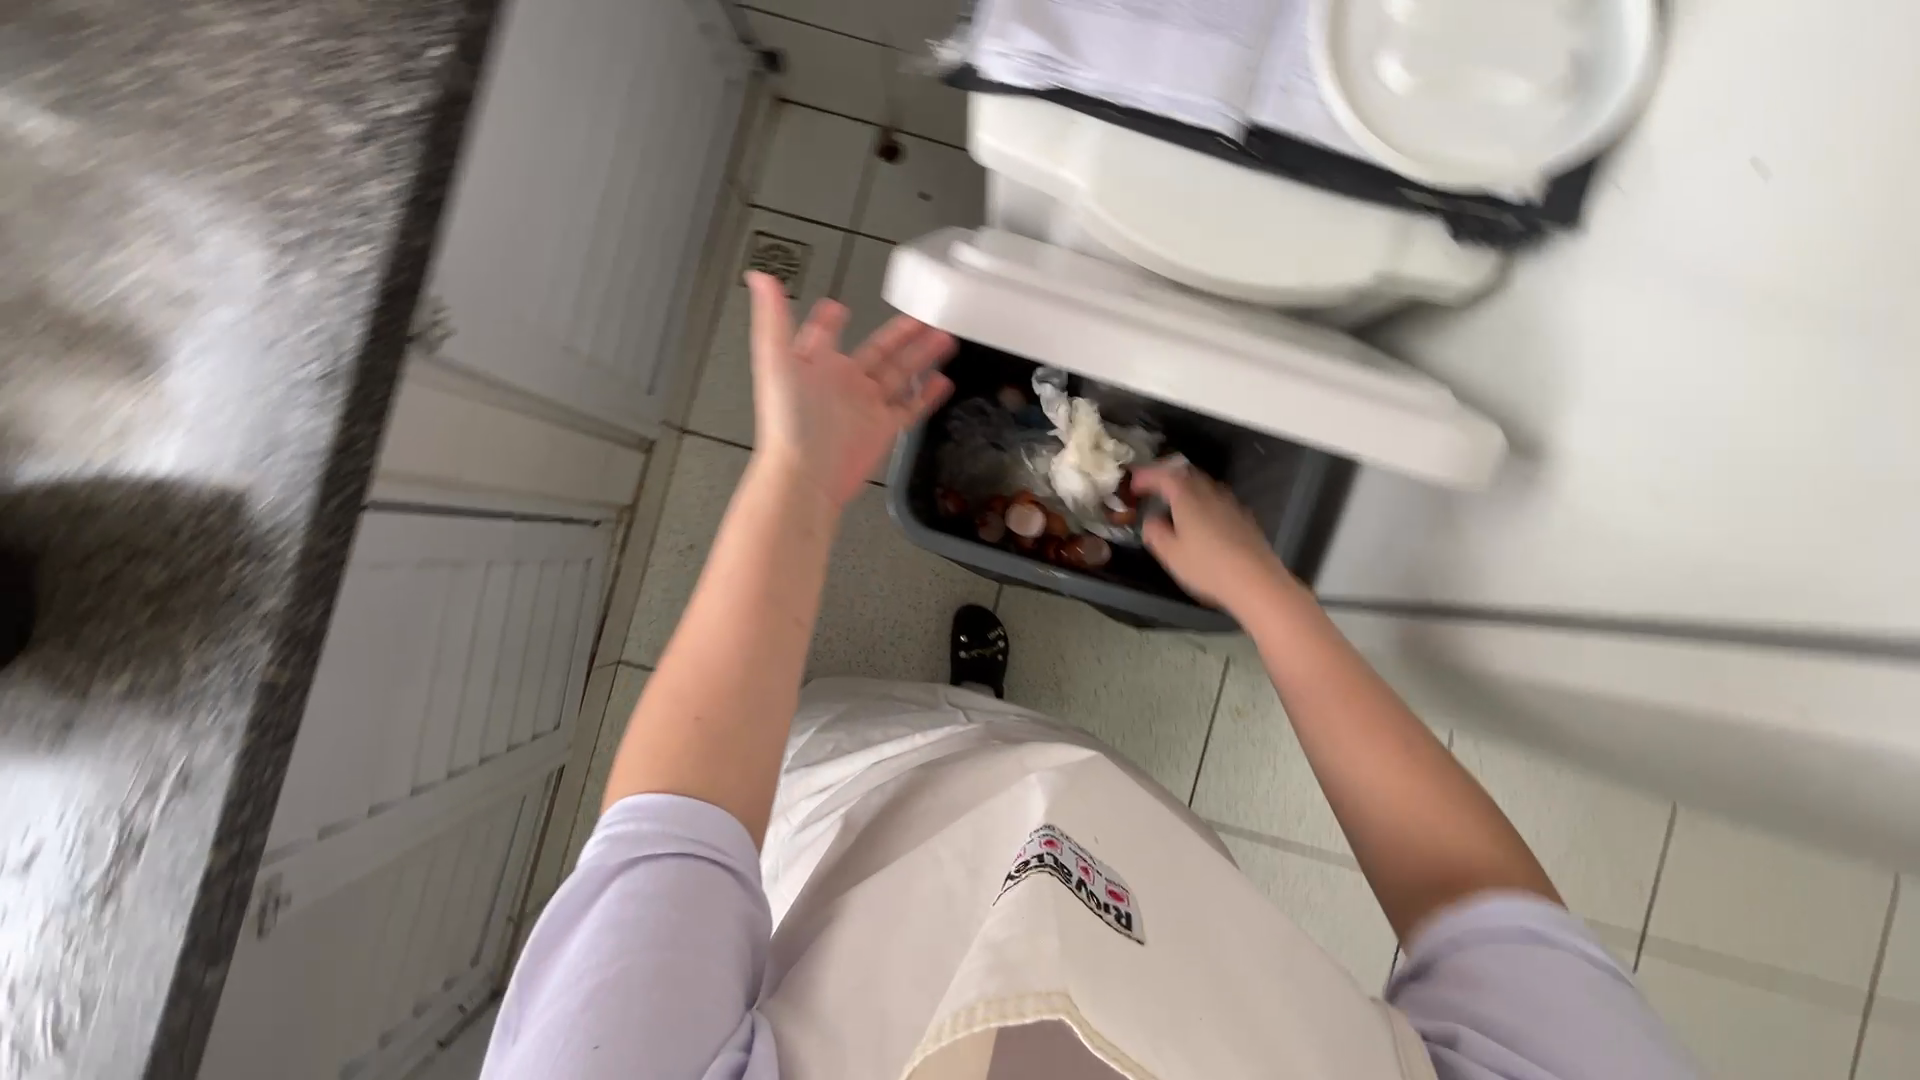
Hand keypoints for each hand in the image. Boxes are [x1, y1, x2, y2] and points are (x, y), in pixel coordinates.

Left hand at [746, 271, 955, 508]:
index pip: (826, 334)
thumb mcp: (775, 359)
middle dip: (899, 332)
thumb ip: (772, 317)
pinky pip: (910, 407)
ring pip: (900, 373)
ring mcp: (866, 405)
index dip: (831, 319)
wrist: (806, 473)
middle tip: (920, 316)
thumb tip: (760, 277)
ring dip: (922, 354)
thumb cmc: (787, 422)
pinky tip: (941, 380)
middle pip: (878, 350)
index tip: (839, 307)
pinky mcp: (884, 428)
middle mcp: (843, 383)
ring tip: (942, 337)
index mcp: (817, 364)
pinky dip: (928, 394)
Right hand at [1131, 458, 1296, 610]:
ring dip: (1186, 488)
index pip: (1163, 475)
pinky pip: (1217, 500)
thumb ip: (1155, 532)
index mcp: (1187, 498)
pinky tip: (1201, 520)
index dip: (1146, 476)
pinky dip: (1203, 502)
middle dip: (1167, 477)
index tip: (1133, 484)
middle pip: (1186, 474)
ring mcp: (1230, 504)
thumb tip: (1151, 521)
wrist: (1256, 582)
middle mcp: (1210, 493)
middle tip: (1152, 487)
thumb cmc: (1207, 567)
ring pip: (1204, 486)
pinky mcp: (1244, 518)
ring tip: (1174, 502)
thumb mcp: (1170, 554)